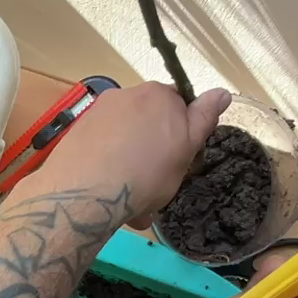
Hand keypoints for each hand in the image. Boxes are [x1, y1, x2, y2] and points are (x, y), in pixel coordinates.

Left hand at [27, 83, 230, 225]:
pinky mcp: (74, 135)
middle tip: (155, 189)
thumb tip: (222, 91)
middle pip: (146, 124)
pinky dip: (107, 171)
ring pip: (122, 141)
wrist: (85, 193)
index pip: (177, 107)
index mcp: (157, 94)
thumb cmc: (147, 173)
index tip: (177, 160)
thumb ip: (203, 119)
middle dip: (152, 154)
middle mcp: (124, 95)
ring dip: (129, 168)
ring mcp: (96, 114)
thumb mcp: (186, 149)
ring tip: (131, 205)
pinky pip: (100, 151)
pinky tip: (108, 199)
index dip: (180, 135)